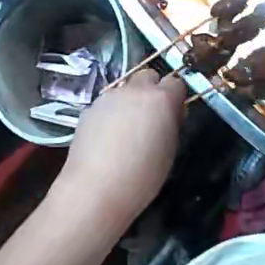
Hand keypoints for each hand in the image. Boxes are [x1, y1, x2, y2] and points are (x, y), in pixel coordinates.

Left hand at [49, 71, 186, 229]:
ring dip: (130, 102)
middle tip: (151, 117)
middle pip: (148, 75)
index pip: (176, 82)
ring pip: (125, 89)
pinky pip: (106, 104)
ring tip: (126, 131)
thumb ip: (171, 124)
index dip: (176, 97)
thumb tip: (168, 115)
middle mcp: (134, 91)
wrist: (95, 189)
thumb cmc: (142, 177)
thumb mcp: (169, 151)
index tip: (174, 114)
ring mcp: (109, 97)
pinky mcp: (89, 109)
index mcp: (160, 99)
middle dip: (152, 90)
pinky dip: (110, 114)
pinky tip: (106, 139)